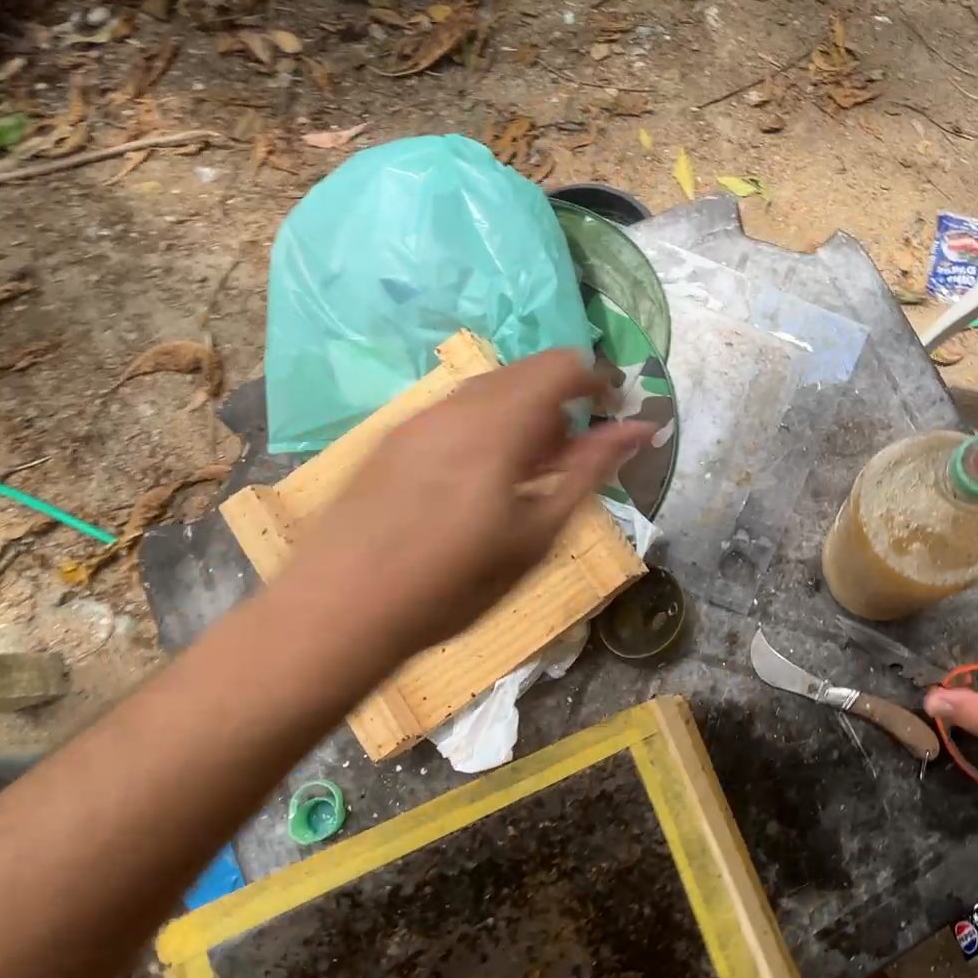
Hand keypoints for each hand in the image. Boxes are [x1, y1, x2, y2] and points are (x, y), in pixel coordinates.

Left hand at [273, 350, 651, 664]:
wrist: (337, 611)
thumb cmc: (456, 581)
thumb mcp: (539, 531)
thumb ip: (592, 469)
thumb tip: (640, 428)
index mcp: (498, 422)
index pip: (562, 366)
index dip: (598, 382)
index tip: (614, 415)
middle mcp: (456, 406)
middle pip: (526, 373)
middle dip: (562, 403)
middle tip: (574, 457)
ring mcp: (418, 421)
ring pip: (489, 393)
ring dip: (525, 416)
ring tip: (531, 475)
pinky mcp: (392, 441)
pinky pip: (456, 413)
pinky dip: (488, 428)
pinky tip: (483, 482)